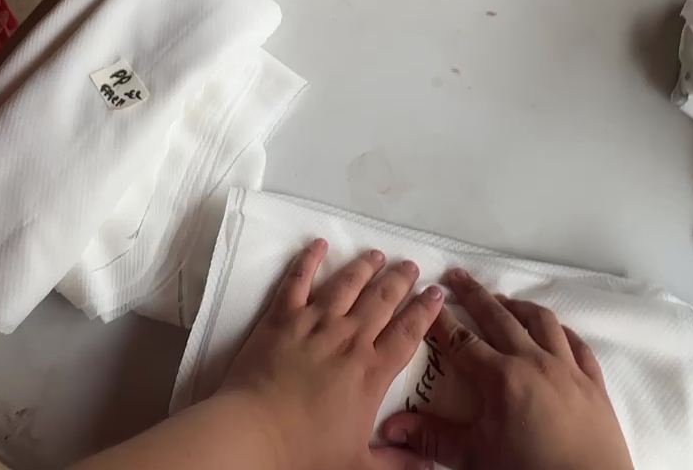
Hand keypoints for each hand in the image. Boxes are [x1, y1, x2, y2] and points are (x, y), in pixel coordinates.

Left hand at [216, 239, 446, 469]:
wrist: (256, 434)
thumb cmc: (306, 453)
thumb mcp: (360, 466)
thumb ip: (397, 463)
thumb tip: (429, 467)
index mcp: (371, 372)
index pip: (407, 334)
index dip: (424, 311)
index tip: (436, 293)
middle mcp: (349, 339)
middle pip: (382, 300)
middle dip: (400, 280)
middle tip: (410, 264)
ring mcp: (315, 322)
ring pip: (347, 284)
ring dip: (364, 266)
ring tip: (377, 254)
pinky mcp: (284, 315)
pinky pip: (298, 278)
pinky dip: (310, 258)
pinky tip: (320, 244)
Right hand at [379, 270, 635, 469]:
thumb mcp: (477, 459)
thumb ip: (434, 438)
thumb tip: (392, 428)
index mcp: (502, 377)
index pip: (462, 340)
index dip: (442, 320)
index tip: (428, 299)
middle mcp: (535, 362)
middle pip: (499, 317)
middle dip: (475, 294)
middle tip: (458, 275)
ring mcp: (568, 370)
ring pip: (542, 322)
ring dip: (519, 307)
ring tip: (504, 300)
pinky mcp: (594, 384)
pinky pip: (578, 346)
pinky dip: (563, 333)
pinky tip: (555, 331)